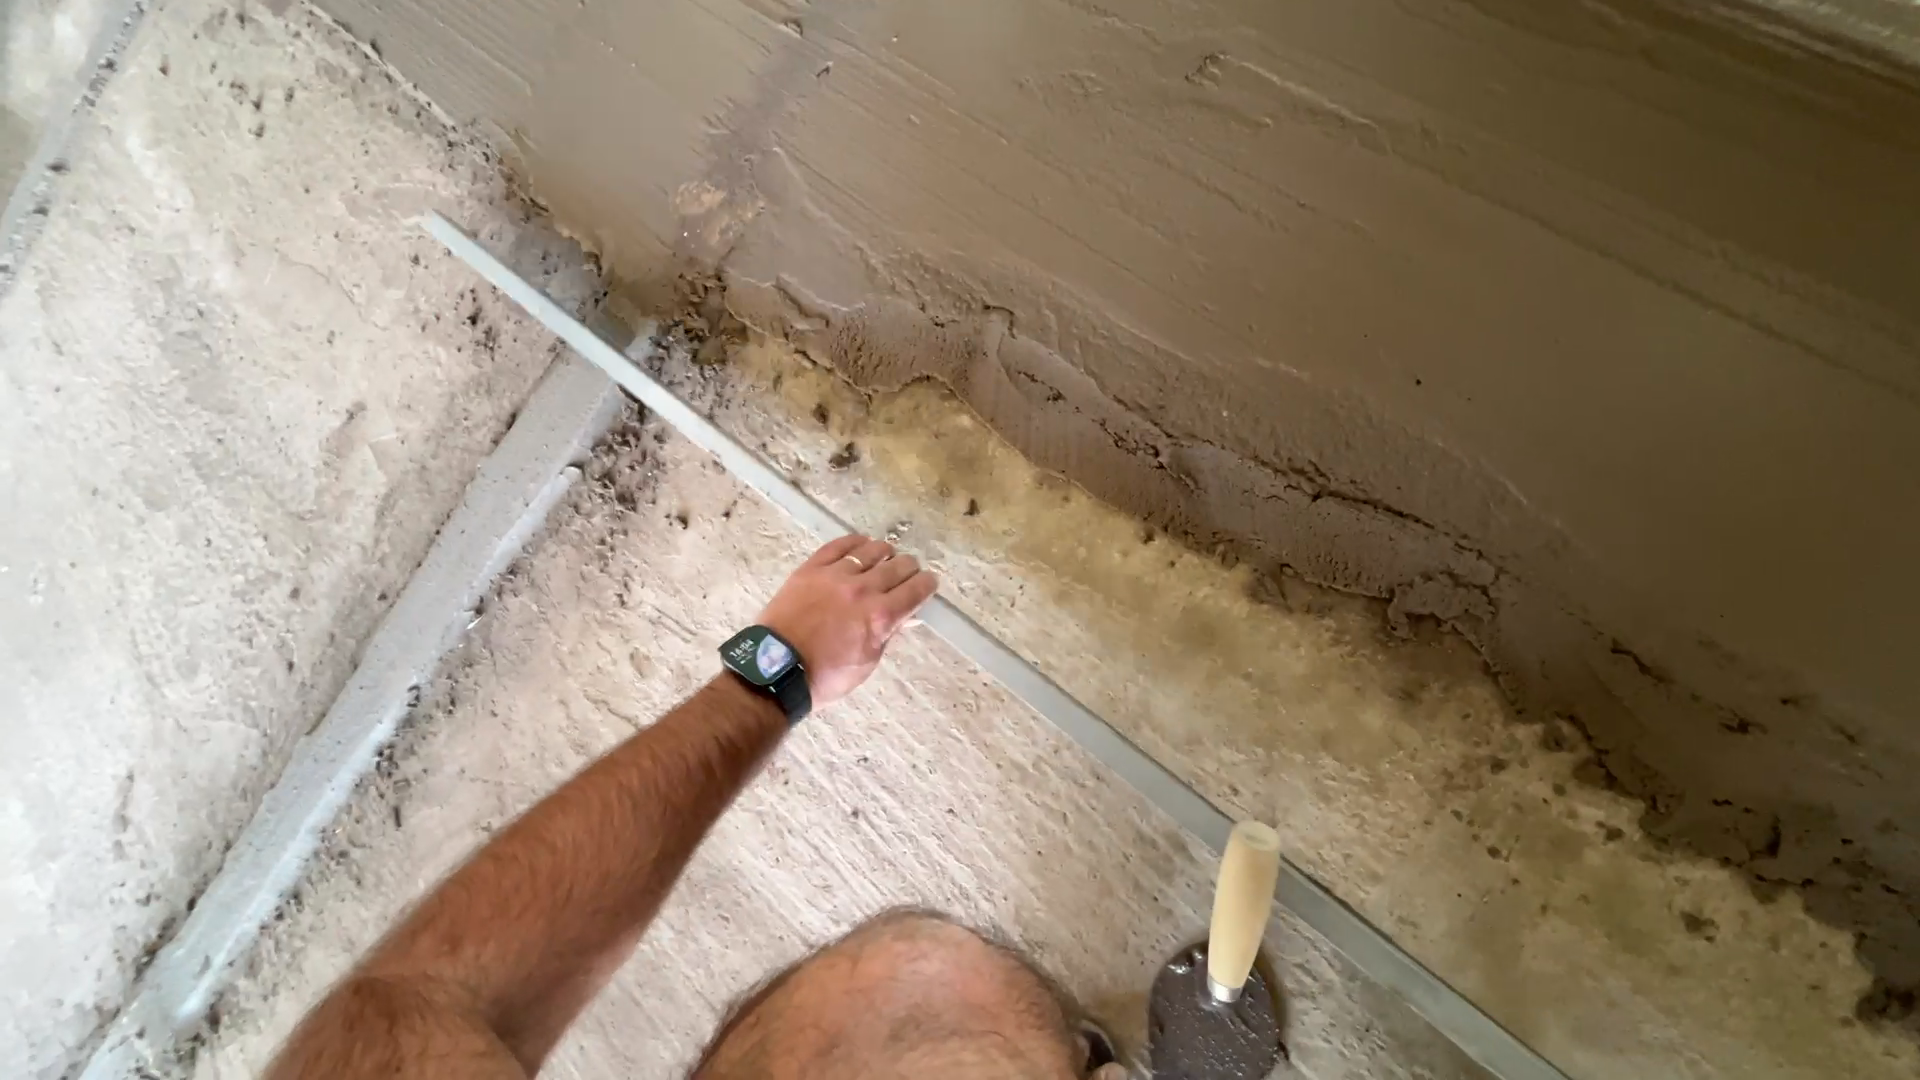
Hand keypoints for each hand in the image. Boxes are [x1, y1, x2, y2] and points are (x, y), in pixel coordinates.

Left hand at [756, 534, 940, 707]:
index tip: (929, 583)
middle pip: (898, 566)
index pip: (916, 590)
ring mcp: (836, 575)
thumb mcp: (867, 663)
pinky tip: (862, 544)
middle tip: (908, 572)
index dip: (927, 584)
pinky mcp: (812, 568)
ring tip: (886, 557)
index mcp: (881, 616)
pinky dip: (855, 542)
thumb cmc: (825, 675)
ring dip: (885, 553)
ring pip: (872, 550)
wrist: (776, 670)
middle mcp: (863, 590)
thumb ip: (888, 635)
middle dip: (909, 568)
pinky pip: (839, 545)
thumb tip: (907, 618)